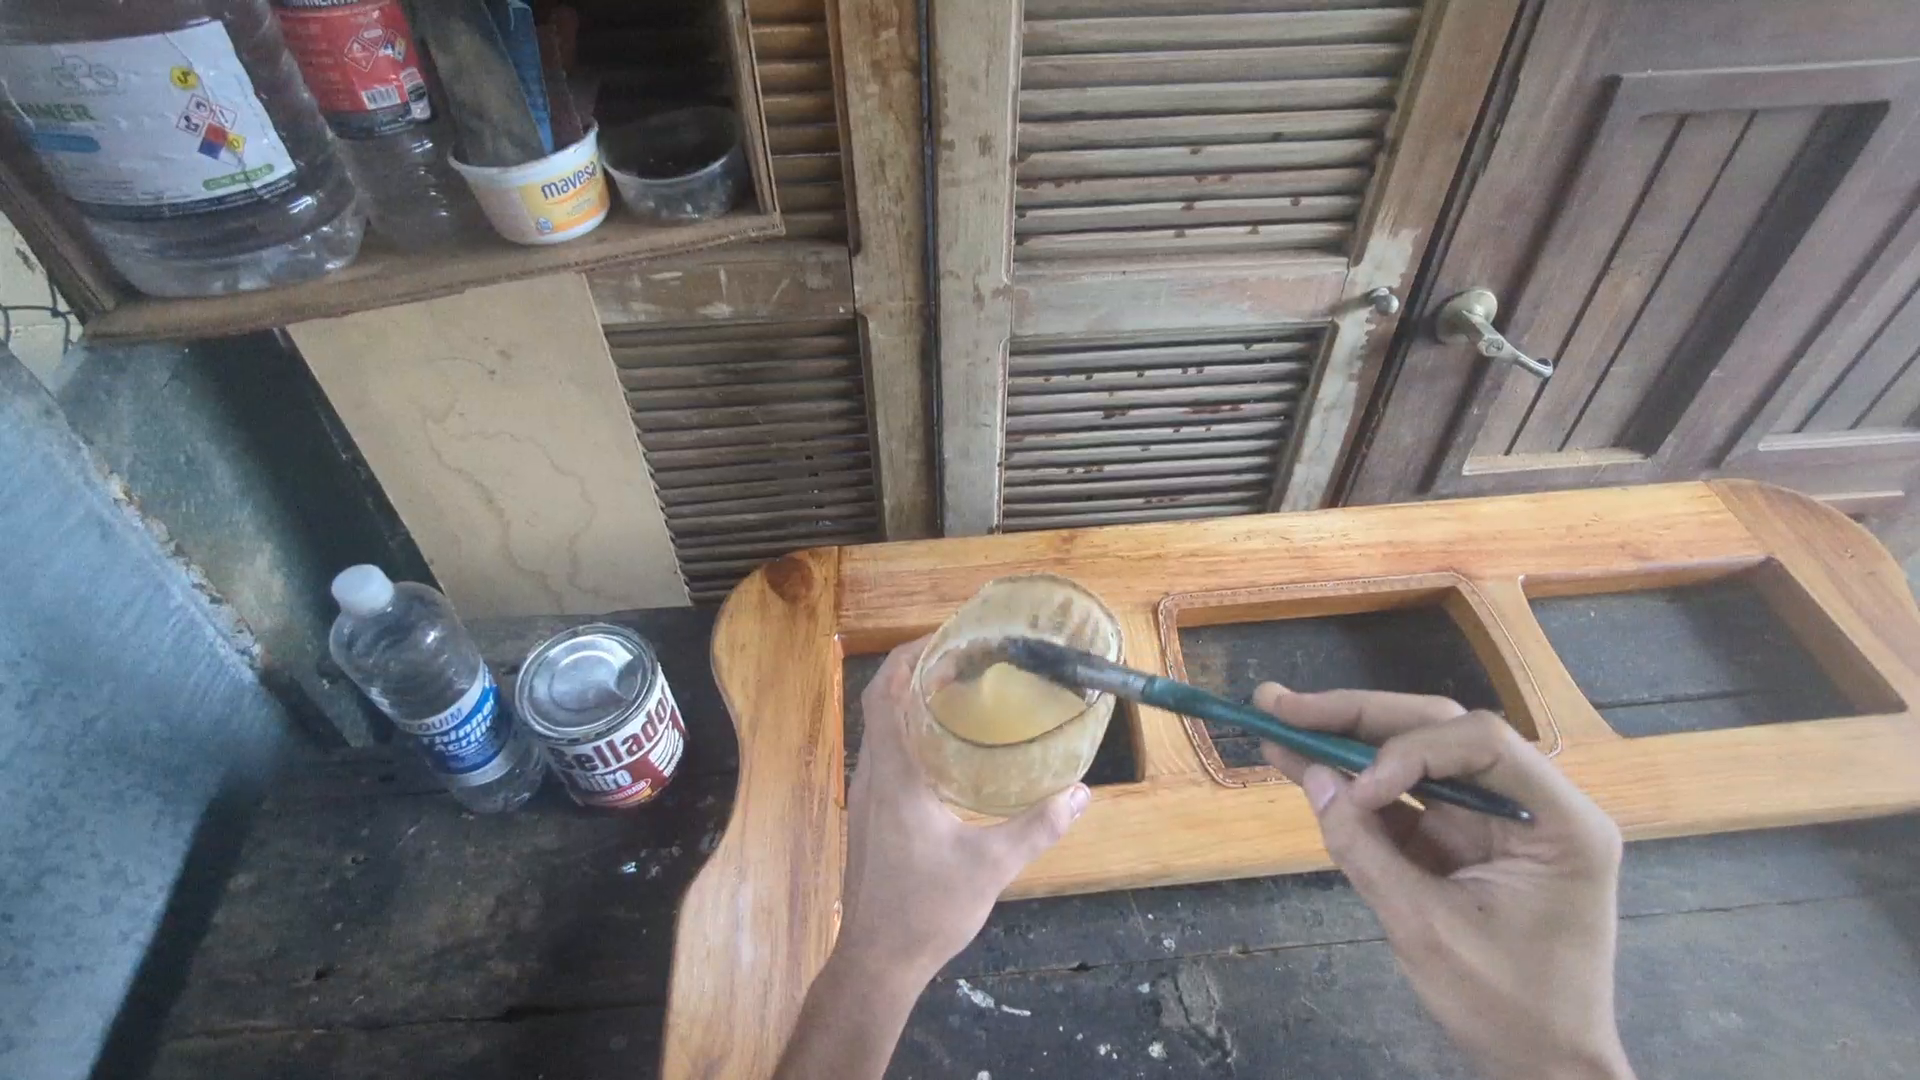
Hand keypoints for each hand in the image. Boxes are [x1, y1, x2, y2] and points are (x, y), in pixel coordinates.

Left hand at [775, 638, 1090, 1079]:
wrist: (876, 960)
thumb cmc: (926, 908)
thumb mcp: (990, 867)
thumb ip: (1037, 827)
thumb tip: (1080, 792)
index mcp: (895, 773)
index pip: (887, 693)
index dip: (909, 656)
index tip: (946, 638)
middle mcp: (873, 773)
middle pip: (880, 701)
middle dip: (914, 670)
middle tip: (962, 658)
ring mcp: (866, 793)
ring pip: (880, 726)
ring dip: (909, 700)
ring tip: (958, 690)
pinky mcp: (870, 812)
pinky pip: (884, 751)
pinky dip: (907, 730)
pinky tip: (944, 746)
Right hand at [1255, 685, 1631, 1079]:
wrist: (1539, 1065)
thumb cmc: (1506, 1007)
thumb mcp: (1428, 931)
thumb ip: (1366, 850)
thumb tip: (1311, 777)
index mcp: (1557, 821)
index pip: (1479, 743)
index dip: (1409, 751)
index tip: (1358, 790)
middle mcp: (1526, 799)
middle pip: (1434, 729)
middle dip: (1353, 716)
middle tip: (1281, 704)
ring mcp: (1485, 813)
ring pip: (1408, 747)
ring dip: (1340, 734)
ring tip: (1275, 714)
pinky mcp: (1453, 831)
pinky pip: (1395, 789)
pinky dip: (1345, 775)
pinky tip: (1295, 756)